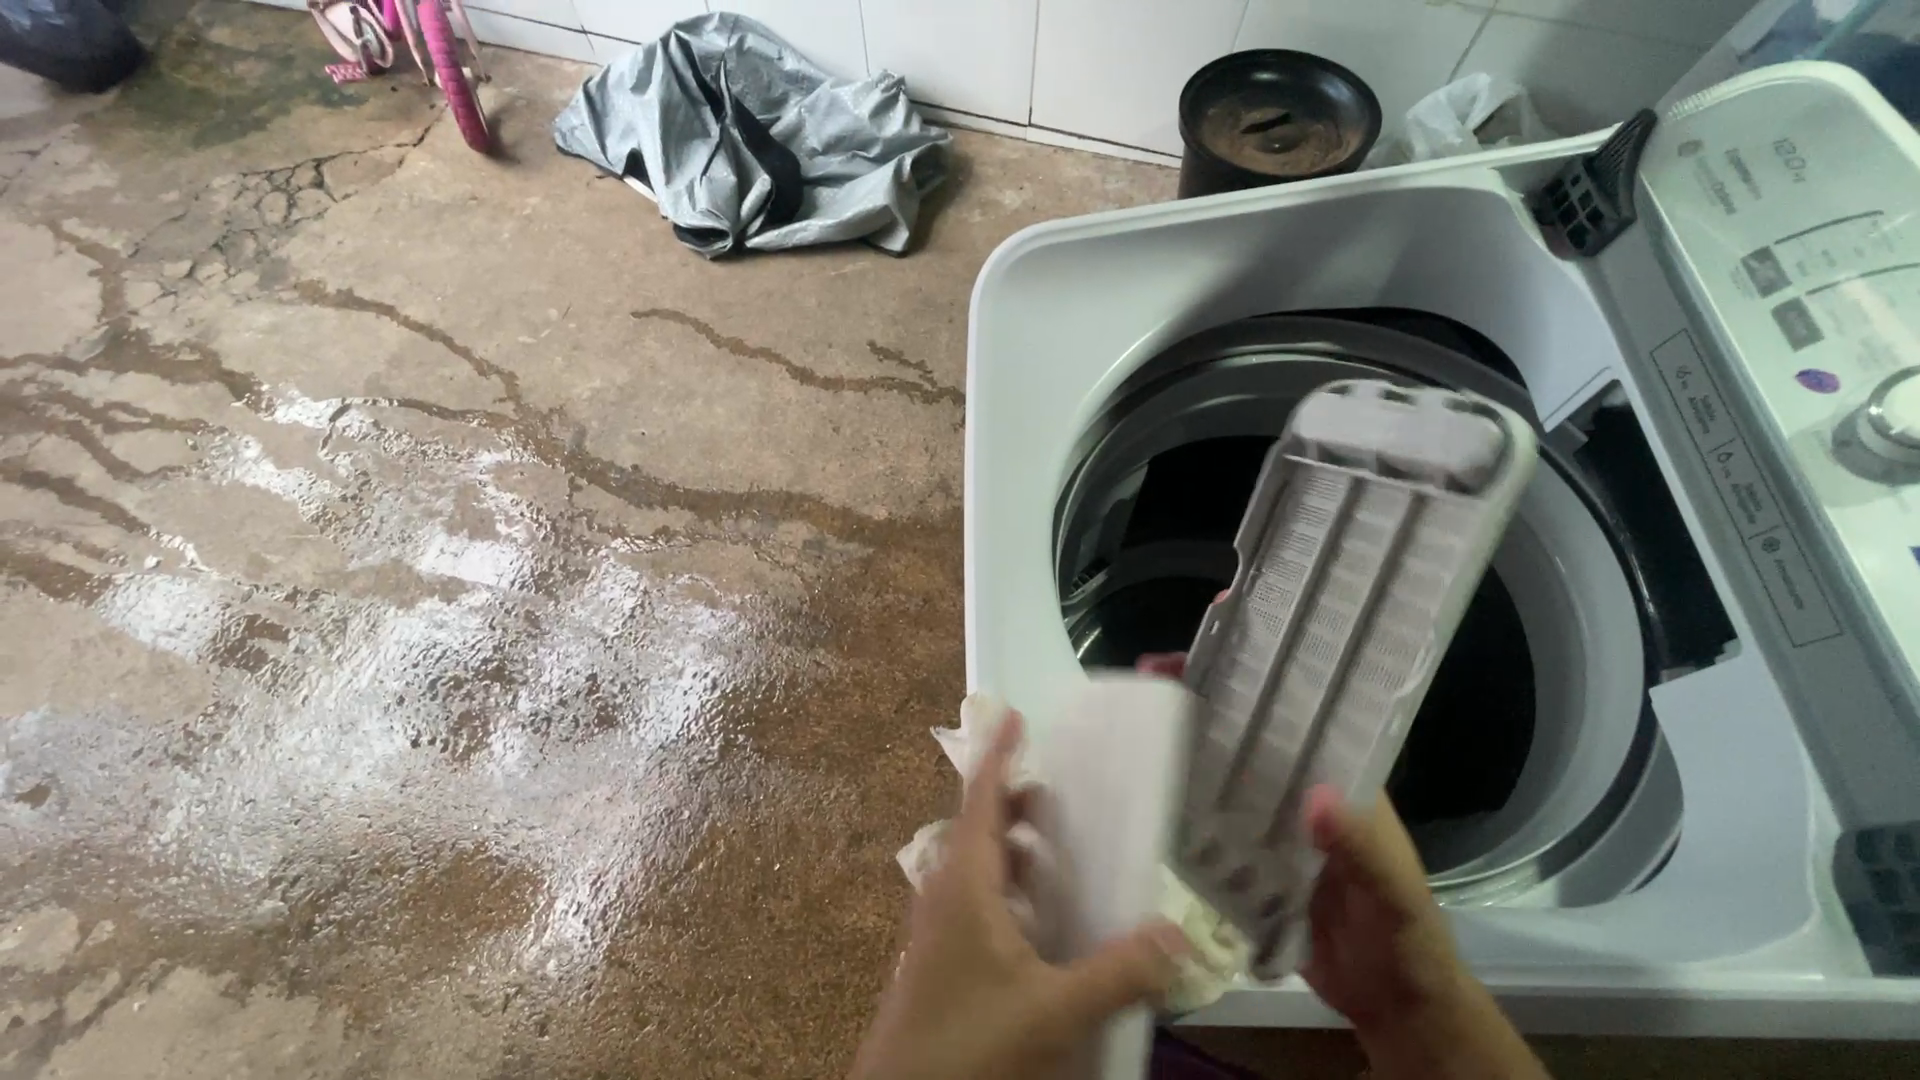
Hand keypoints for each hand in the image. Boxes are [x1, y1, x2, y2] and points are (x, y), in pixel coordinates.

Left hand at [850, 710, 1189, 1079]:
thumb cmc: (969, 1041)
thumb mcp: (1052, 1009)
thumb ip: (1117, 973)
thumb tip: (1178, 936)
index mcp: (965, 880)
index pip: (982, 795)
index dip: (999, 752)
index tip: (1014, 713)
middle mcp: (946, 890)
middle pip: (982, 826)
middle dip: (1020, 803)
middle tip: (1067, 793)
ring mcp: (939, 925)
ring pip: (980, 866)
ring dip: (1017, 850)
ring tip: (1064, 850)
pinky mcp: (942, 958)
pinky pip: (980, 901)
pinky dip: (1011, 890)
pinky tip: (1044, 921)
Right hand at [1132, 653, 1461, 1026]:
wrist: (1390, 1003)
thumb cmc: (1404, 936)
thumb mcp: (1393, 892)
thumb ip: (1360, 846)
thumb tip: (1315, 796)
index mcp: (1340, 775)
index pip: (1299, 707)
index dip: (1262, 667)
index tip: (1220, 631)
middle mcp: (1300, 786)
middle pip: (1249, 728)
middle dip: (1205, 695)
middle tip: (1154, 672)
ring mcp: (1269, 821)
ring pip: (1222, 768)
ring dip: (1184, 742)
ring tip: (1136, 719)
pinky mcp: (1244, 858)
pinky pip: (1207, 820)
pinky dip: (1179, 801)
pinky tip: (1144, 789)